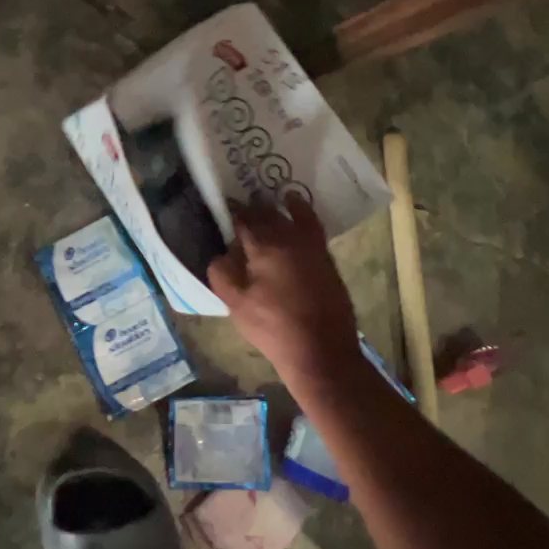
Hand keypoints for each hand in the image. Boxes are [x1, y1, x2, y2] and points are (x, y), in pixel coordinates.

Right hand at [208, 192, 360, 382]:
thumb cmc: (273, 327)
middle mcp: (290, 240)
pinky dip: (307, 217)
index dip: (233, 211)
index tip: (225, 205)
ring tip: (280, 198)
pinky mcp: (327, 261)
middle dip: (255, 206)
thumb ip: (221, 274)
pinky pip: (315, 228)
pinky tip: (301, 219)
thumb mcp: (235, 304)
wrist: (321, 351)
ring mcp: (313, 249)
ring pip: (297, 216)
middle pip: (270, 214)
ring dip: (285, 205)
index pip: (243, 220)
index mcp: (264, 248)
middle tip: (245, 203)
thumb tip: (220, 254)